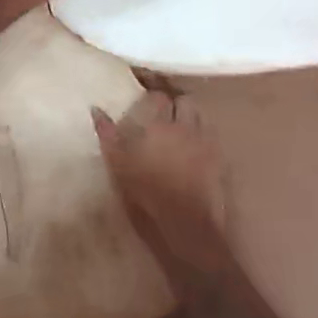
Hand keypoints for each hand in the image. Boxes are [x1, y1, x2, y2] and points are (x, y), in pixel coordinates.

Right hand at [92, 90, 232, 276]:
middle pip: (186, 101)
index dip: (151, 94)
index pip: (158, 97)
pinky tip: (193, 148)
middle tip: (162, 111)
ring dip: (191, 117)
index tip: (143, 98)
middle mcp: (187, 128)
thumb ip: (107, 134)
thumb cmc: (144, 191)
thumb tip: (96, 109)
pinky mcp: (221, 161)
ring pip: (202, 117)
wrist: (184, 222)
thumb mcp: (116, 163)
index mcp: (160, 125)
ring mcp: (208, 144)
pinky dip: (202, 137)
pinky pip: (213, 138)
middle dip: (175, 102)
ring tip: (178, 127)